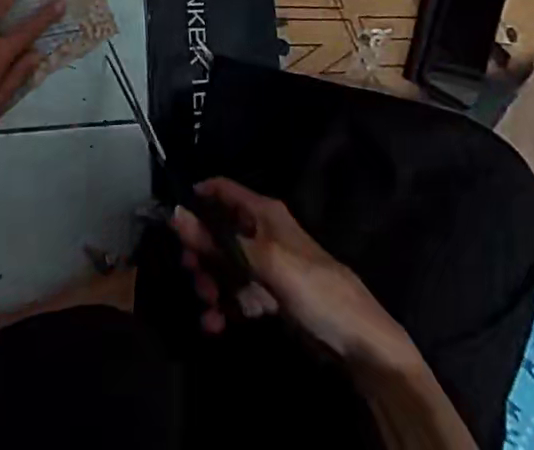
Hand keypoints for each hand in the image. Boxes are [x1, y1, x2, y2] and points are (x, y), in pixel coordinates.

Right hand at [171, 177, 411, 363]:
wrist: (360, 345)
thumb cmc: (315, 289)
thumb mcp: (263, 261)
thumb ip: (217, 240)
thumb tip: (174, 213)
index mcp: (264, 214)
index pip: (222, 189)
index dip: (196, 196)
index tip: (173, 217)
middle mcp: (261, 234)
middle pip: (216, 233)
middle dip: (200, 255)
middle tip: (194, 275)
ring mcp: (264, 266)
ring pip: (223, 267)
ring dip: (210, 286)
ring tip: (210, 308)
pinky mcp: (269, 296)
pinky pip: (236, 294)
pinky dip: (224, 308)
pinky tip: (216, 324)